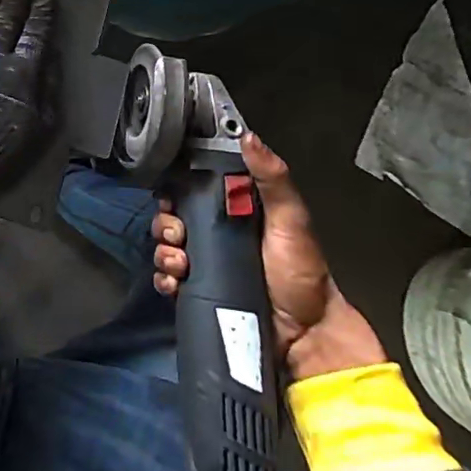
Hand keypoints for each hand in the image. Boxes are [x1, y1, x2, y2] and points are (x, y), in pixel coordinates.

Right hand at [151, 132, 386, 379]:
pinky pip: (166, 279)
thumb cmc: (302, 273)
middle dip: (165, 227)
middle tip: (180, 237)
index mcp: (232, 214)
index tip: (172, 200)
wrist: (306, 334)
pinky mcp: (196, 290)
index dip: (174, 193)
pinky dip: (164, 279)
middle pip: (170, 220)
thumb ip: (272, 180)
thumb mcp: (292, 221)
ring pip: (164, 249)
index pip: (188, 194)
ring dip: (164, 254)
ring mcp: (203, 264)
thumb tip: (247, 137)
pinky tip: (175, 283)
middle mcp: (213, 235)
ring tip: (180, 265)